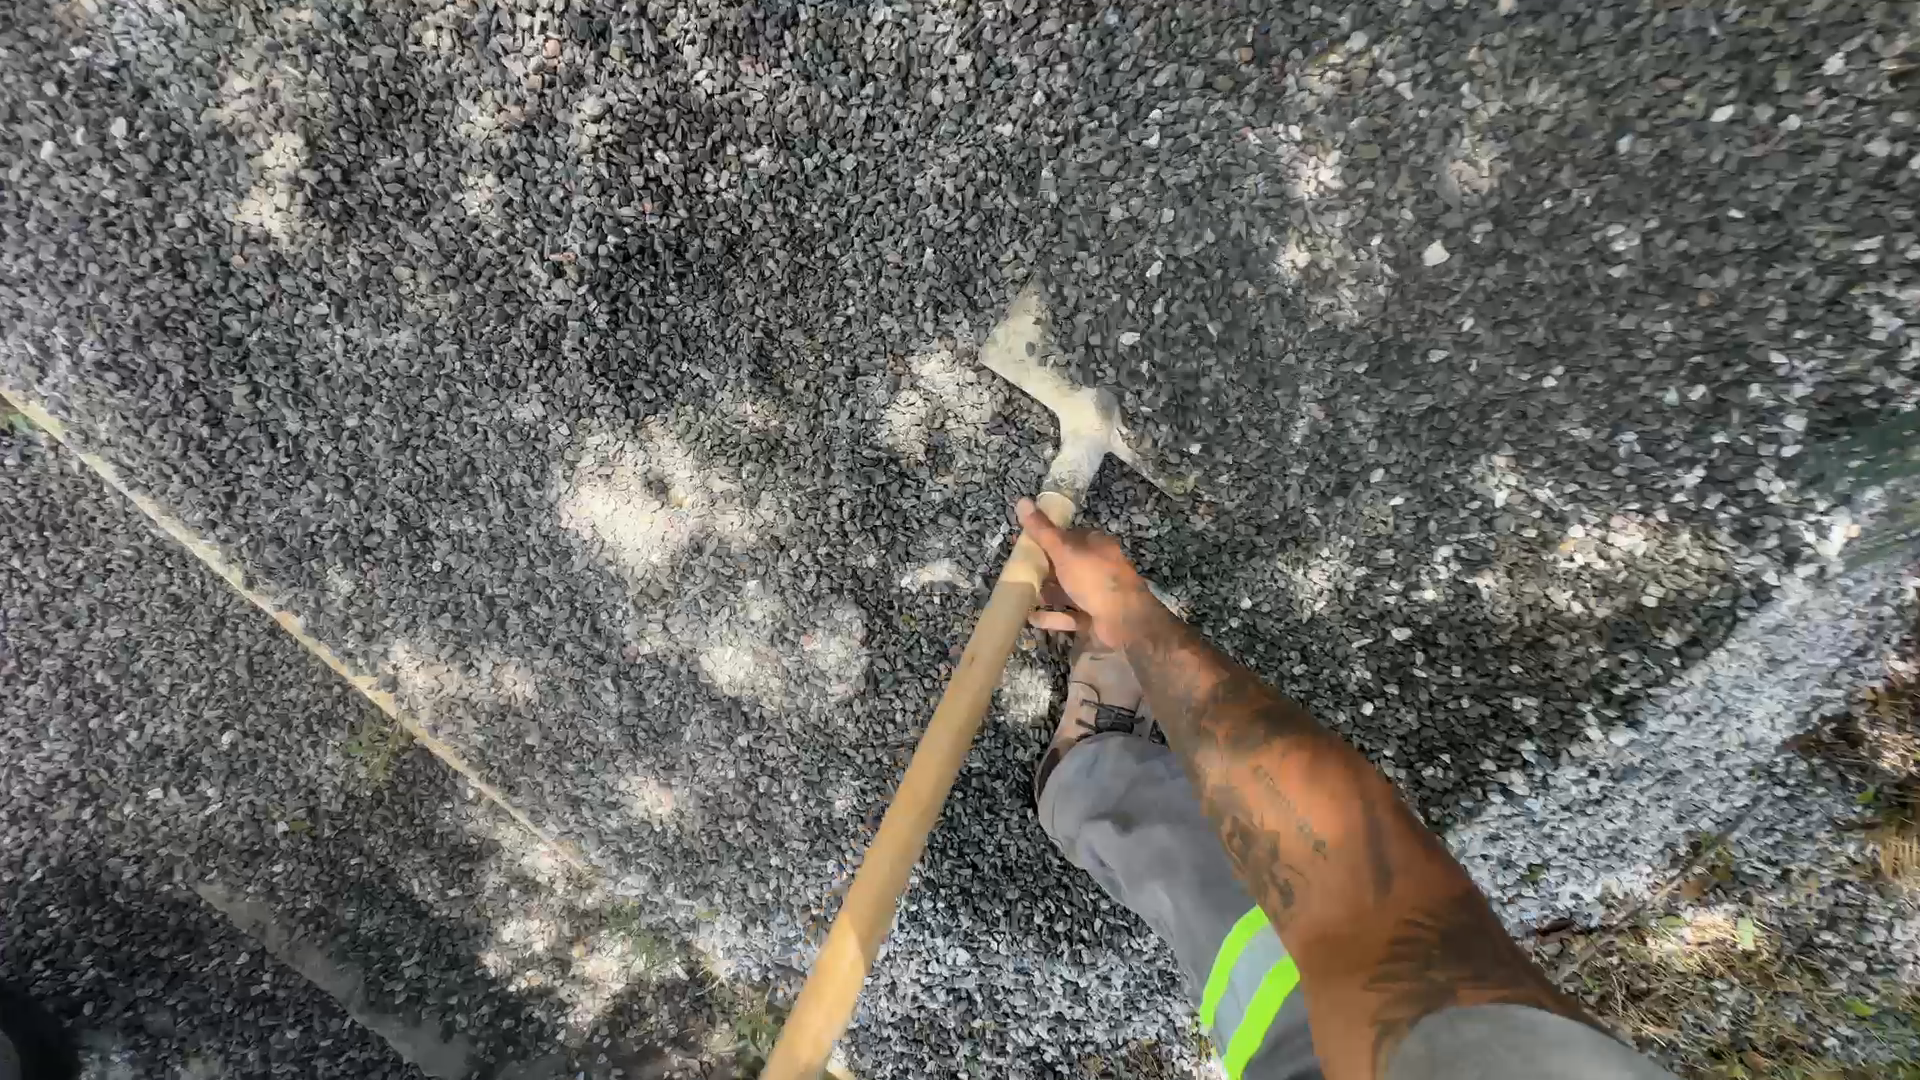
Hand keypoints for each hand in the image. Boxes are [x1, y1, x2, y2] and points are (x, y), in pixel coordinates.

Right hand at [1015, 498, 1162, 649]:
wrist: (1125, 621)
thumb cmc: (1094, 579)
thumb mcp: (1065, 550)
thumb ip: (1042, 530)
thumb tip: (1022, 501)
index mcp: (1096, 545)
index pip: (1069, 537)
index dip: (1046, 538)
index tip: (1024, 544)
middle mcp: (1099, 567)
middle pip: (1067, 565)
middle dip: (1043, 569)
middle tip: (1018, 571)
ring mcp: (1098, 594)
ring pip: (1067, 591)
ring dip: (1046, 594)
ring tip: (1022, 594)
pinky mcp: (1095, 617)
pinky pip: (1070, 615)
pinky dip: (1052, 617)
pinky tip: (1032, 618)